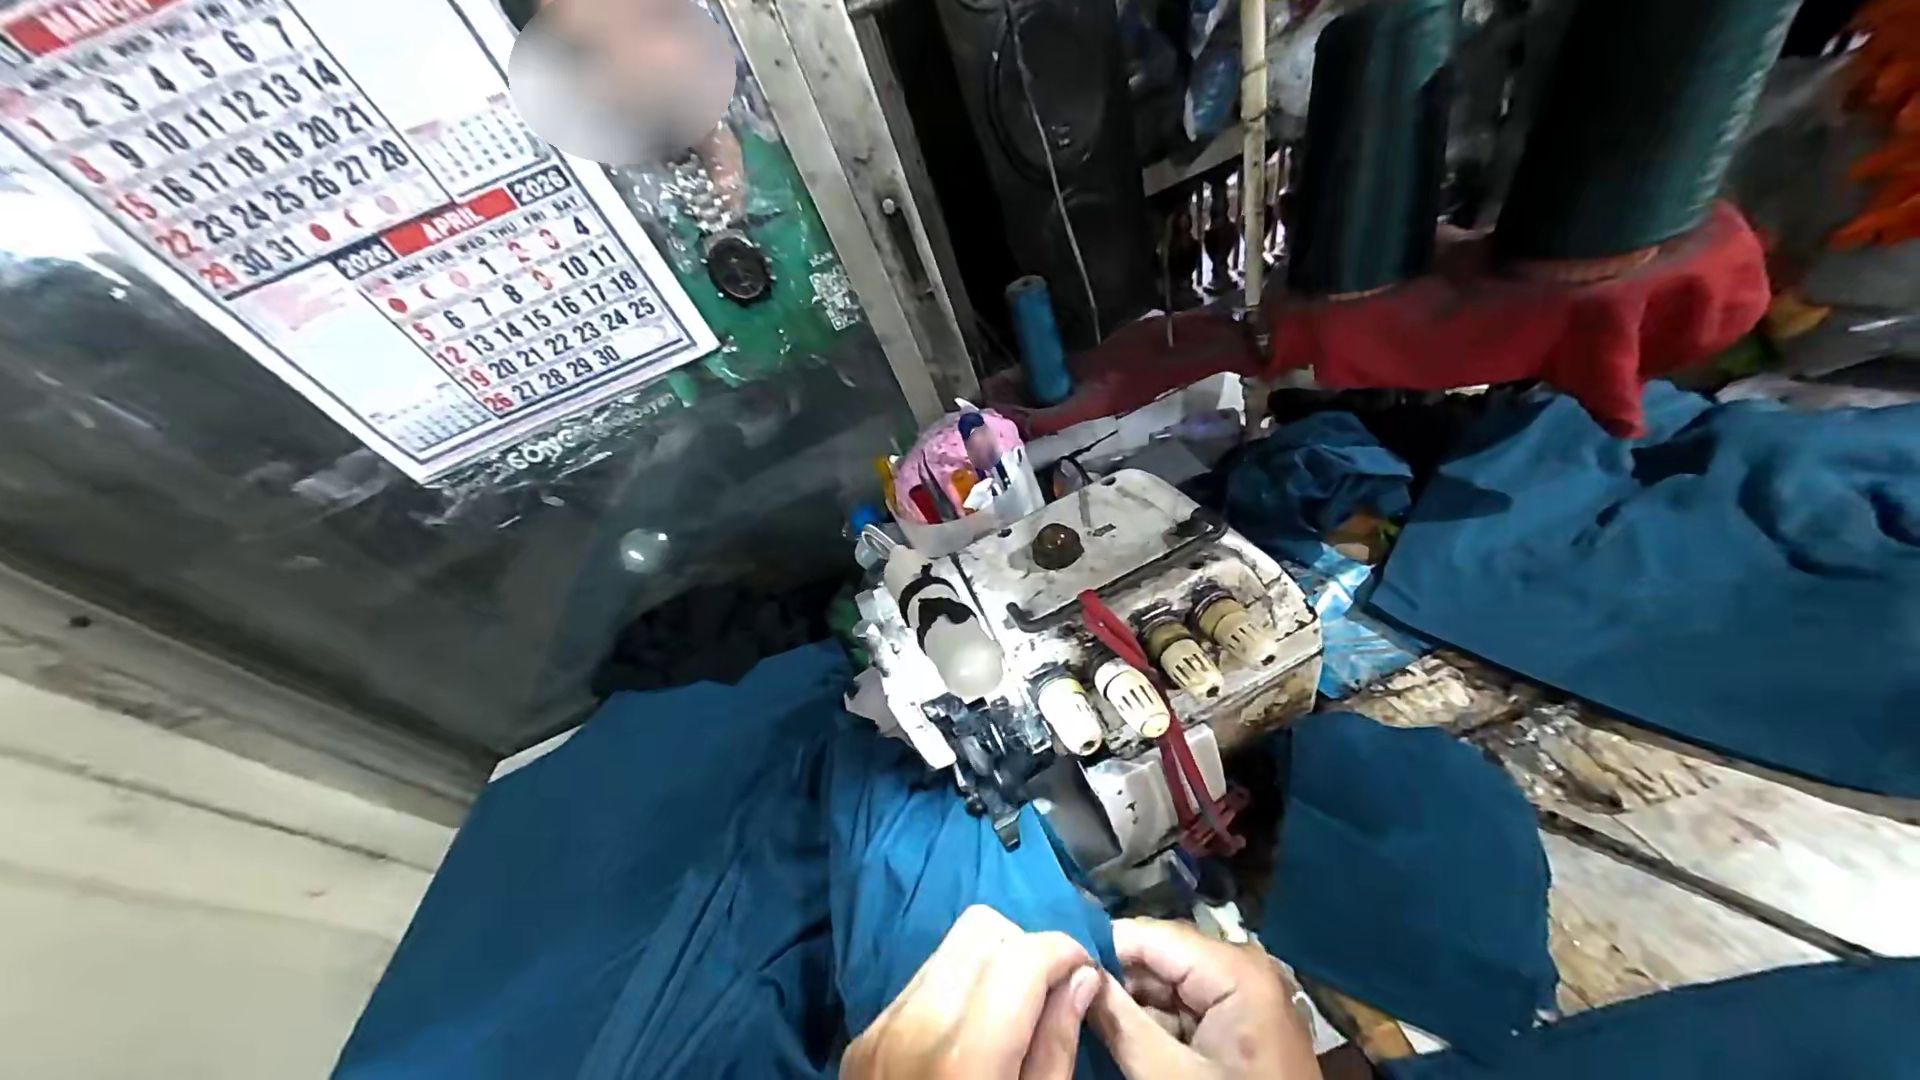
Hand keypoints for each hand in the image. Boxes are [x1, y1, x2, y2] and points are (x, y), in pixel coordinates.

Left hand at [844, 904, 1103, 1079]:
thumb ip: (1056, 1046)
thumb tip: (1081, 975)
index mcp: (962, 1060)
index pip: (1021, 955)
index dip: (1063, 951)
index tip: (1084, 971)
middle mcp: (913, 1025)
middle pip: (980, 929)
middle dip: (1025, 947)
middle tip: (1047, 991)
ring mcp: (879, 1028)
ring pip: (950, 945)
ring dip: (991, 962)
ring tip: (1011, 1008)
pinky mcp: (863, 1038)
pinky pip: (923, 979)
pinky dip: (958, 985)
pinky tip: (971, 1030)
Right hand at [1088, 917, 1323, 1079]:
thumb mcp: (1167, 1078)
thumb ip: (1118, 1018)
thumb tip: (1072, 972)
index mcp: (1233, 968)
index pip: (1147, 934)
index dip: (1099, 949)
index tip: (1058, 968)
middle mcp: (1242, 966)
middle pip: (1158, 956)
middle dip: (1116, 979)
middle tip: (1071, 999)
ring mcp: (1246, 993)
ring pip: (1169, 982)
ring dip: (1133, 1003)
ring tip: (1092, 1019)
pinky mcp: (1244, 1021)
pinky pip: (1187, 1006)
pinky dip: (1157, 1022)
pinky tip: (1126, 1039)